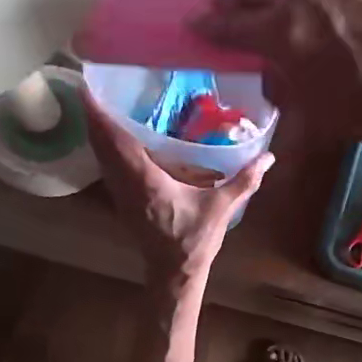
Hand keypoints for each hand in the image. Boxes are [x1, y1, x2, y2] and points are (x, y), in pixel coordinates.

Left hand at [83, 91, 273, 282]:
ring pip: (102, 158)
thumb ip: (244, 180)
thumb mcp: (221, 207)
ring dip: (98, 134)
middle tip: (95, 89)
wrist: (174, 272)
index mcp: (146, 181)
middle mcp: (126, 185)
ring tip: (100, 107)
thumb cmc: (195, 239)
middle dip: (95, 118)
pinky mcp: (122, 203)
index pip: (117, 143)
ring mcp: (120, 196)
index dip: (102, 117)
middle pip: (102, 146)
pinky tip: (113, 141)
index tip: (92, 91)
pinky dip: (106, 150)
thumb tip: (269, 157)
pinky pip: (107, 169)